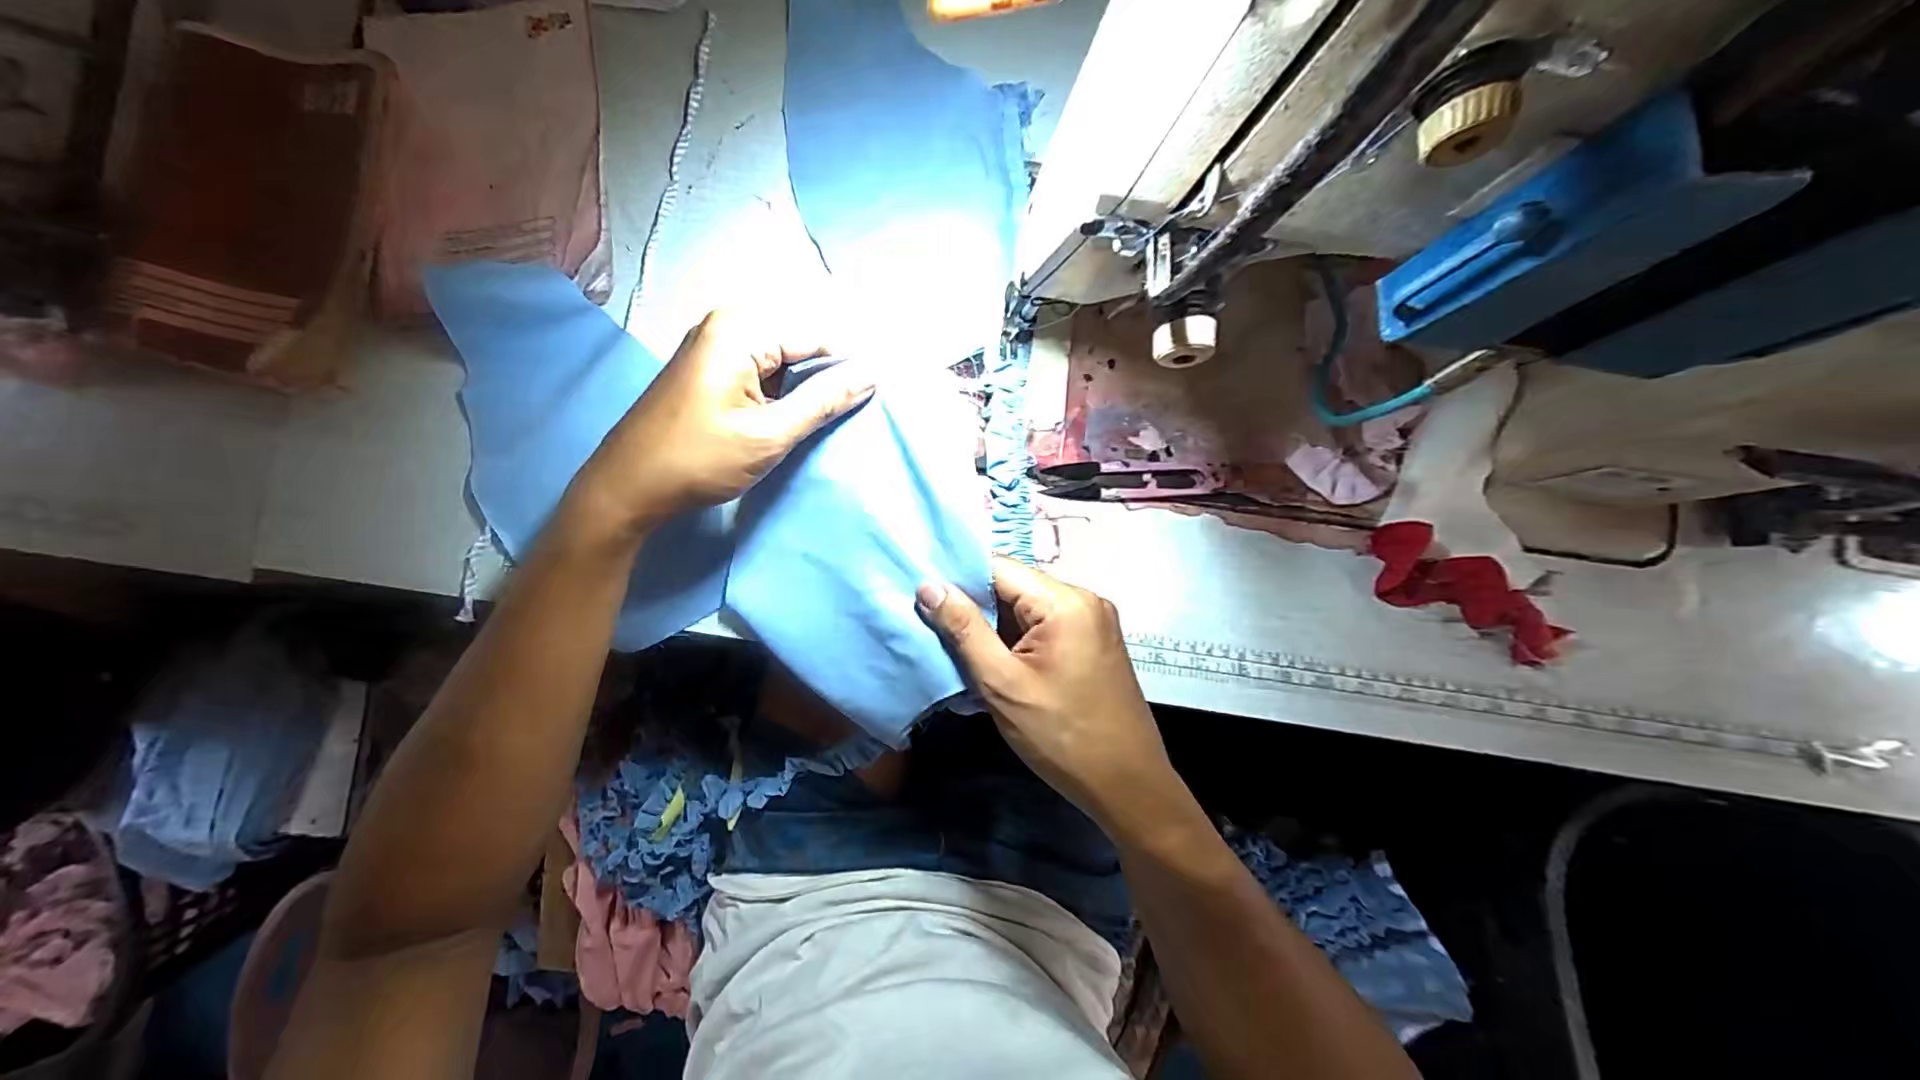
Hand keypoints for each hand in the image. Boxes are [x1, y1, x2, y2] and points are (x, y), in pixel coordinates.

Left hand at [566, 309, 875, 540]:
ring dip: (806, 386)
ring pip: (784, 357)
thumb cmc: (698, 460)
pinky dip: (783, 390)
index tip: (875, 397)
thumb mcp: (770, 434)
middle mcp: (726, 323)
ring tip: (824, 417)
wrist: (628, 487)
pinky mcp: (711, 367)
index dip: (849, 367)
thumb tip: (870, 375)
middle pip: (801, 341)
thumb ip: (824, 401)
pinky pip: (764, 367)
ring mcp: (715, 344)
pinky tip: (793, 416)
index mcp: (739, 329)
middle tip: (850, 410)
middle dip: (827, 374)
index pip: (818, 336)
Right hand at [917, 557, 1178, 834]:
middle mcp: (1083, 600)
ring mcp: (1092, 622)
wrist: (1127, 786)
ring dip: (991, 630)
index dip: (956, 580)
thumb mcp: (1002, 684)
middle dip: (972, 609)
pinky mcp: (1092, 644)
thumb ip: (964, 630)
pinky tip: (989, 668)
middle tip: (932, 630)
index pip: (998, 567)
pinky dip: (1014, 643)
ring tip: (955, 653)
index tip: (921, 597)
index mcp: (1065, 602)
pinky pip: (1042, 629)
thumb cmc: (1062, 737)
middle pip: (1012, 587)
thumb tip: (929, 586)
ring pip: (1024, 610)